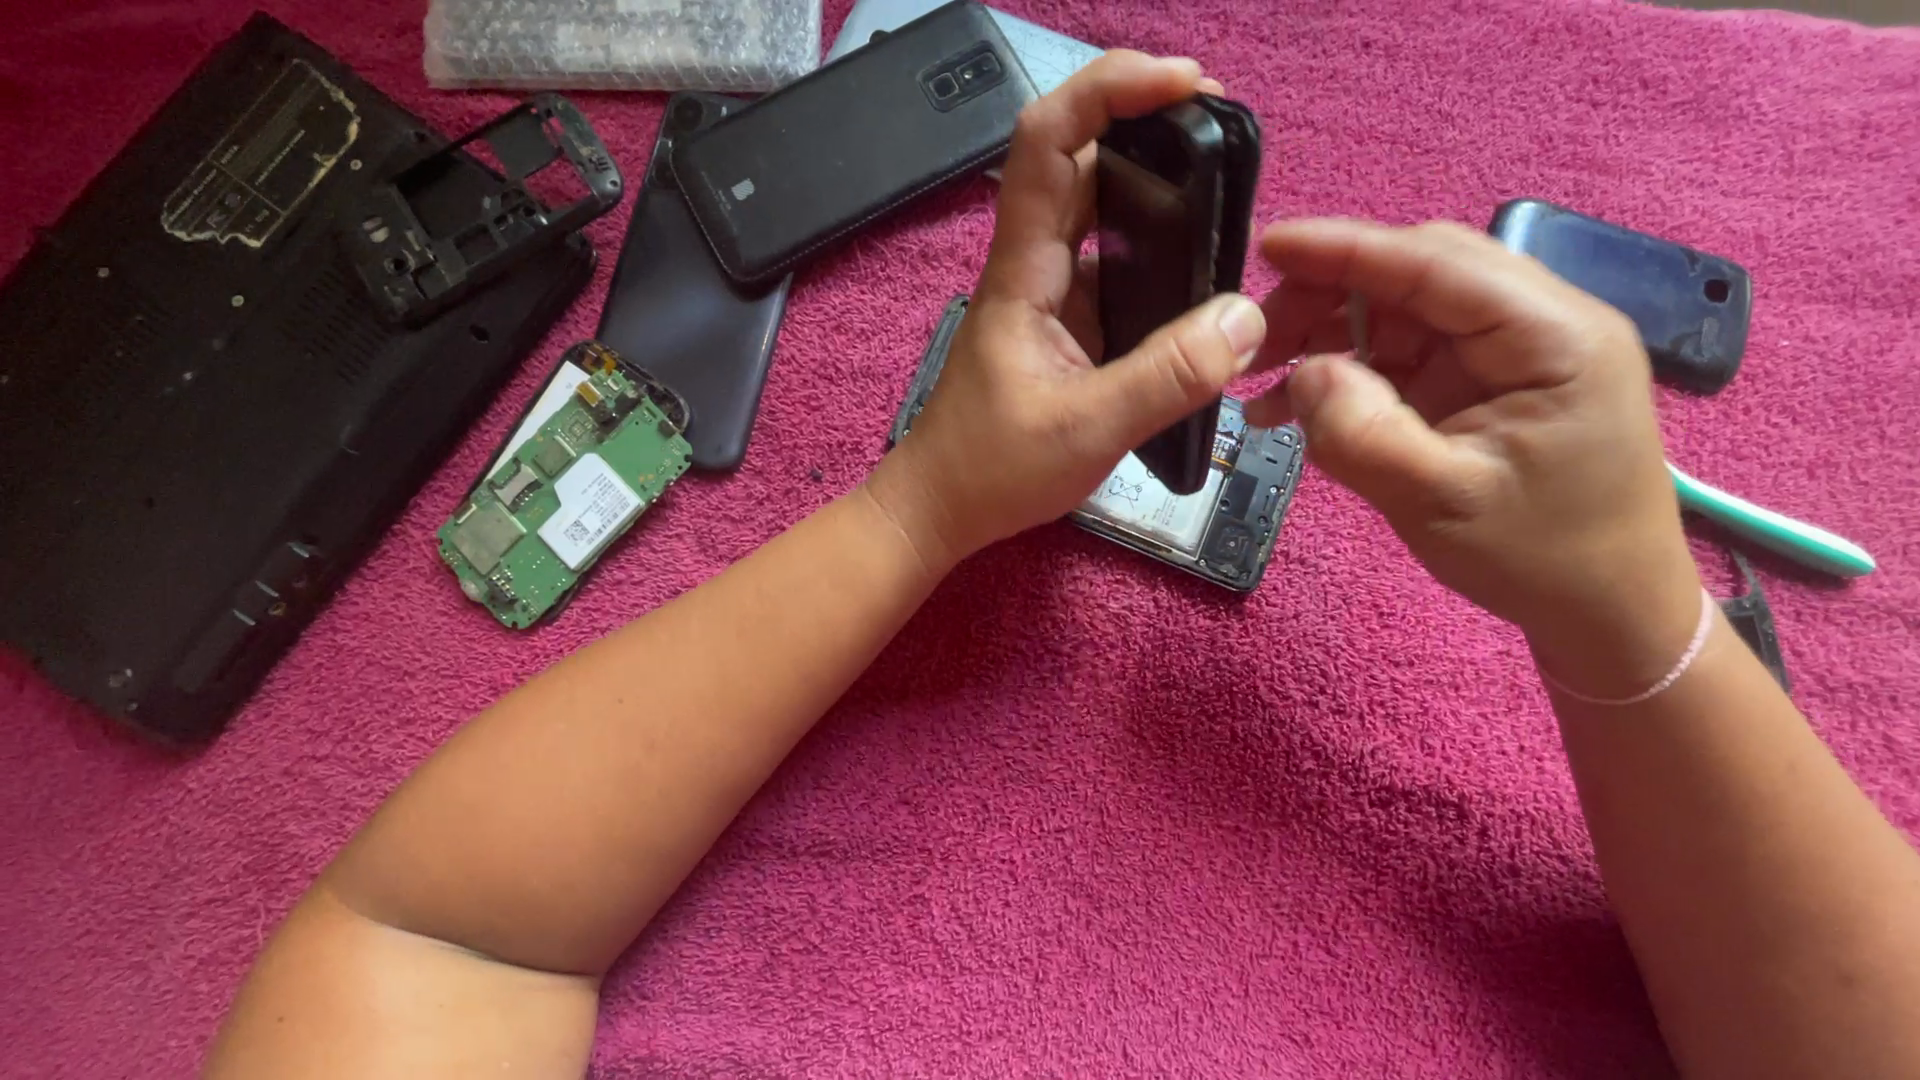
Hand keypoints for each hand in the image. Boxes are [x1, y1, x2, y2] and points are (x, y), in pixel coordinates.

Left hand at [864, 52, 1265, 569]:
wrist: (942, 507)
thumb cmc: (992, 470)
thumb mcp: (1086, 430)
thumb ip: (1166, 378)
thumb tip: (1245, 320)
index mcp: (1023, 273)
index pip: (1048, 144)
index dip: (1109, 91)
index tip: (1185, 85)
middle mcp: (1034, 268)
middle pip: (1079, 163)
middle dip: (1146, 127)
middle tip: (1223, 133)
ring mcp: (1048, 296)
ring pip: (1099, 216)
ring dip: (1156, 191)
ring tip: (1226, 197)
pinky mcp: (1063, 328)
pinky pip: (1113, 269)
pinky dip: (1156, 256)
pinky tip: (1198, 275)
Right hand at [1246, 219, 1702, 697]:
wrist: (1600, 607)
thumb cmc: (1538, 555)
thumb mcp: (1440, 501)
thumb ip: (1363, 435)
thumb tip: (1302, 374)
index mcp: (1551, 337)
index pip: (1437, 265)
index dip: (1348, 250)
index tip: (1270, 245)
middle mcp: (1531, 325)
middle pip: (1413, 277)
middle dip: (1326, 296)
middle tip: (1254, 342)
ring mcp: (1501, 354)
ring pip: (1395, 313)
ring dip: (1323, 335)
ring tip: (1257, 379)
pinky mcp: (1475, 383)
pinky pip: (1395, 358)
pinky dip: (1339, 374)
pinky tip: (1287, 407)